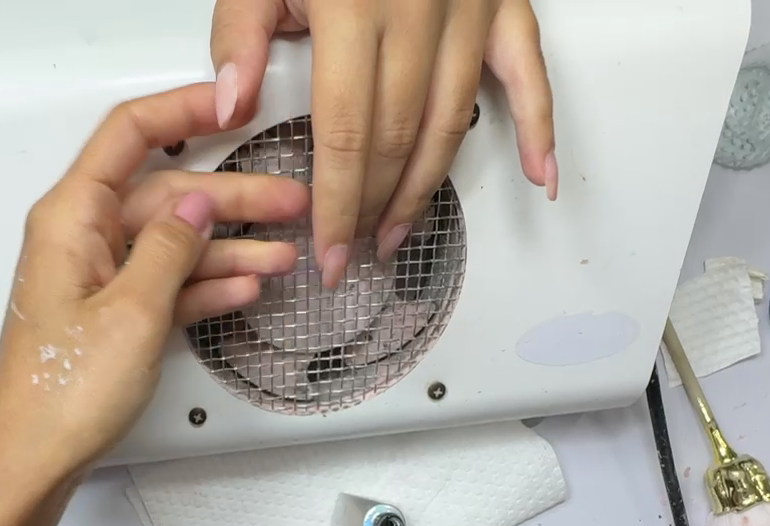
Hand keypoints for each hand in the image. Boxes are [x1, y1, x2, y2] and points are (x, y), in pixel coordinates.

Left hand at [0, 84, 308, 499]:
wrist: (35, 462)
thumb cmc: (61, 396)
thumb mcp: (131, 312)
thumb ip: (169, 249)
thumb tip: (196, 207)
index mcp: (70, 219)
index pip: (131, 136)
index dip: (186, 111)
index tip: (236, 108)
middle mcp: (80, 242)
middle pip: (165, 197)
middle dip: (231, 202)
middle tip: (289, 207)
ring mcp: (97, 282)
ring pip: (172, 247)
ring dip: (229, 251)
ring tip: (283, 255)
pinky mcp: (111, 319)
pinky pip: (165, 288)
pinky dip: (204, 287)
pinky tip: (244, 286)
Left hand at [211, 0, 555, 285]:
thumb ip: (240, 33)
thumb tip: (230, 108)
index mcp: (352, 6)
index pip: (345, 136)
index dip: (337, 207)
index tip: (329, 256)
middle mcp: (417, 10)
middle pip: (396, 140)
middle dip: (371, 207)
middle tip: (352, 249)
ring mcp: (467, 7)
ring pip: (449, 124)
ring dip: (422, 190)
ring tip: (395, 235)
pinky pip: (527, 70)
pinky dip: (537, 126)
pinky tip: (539, 176)